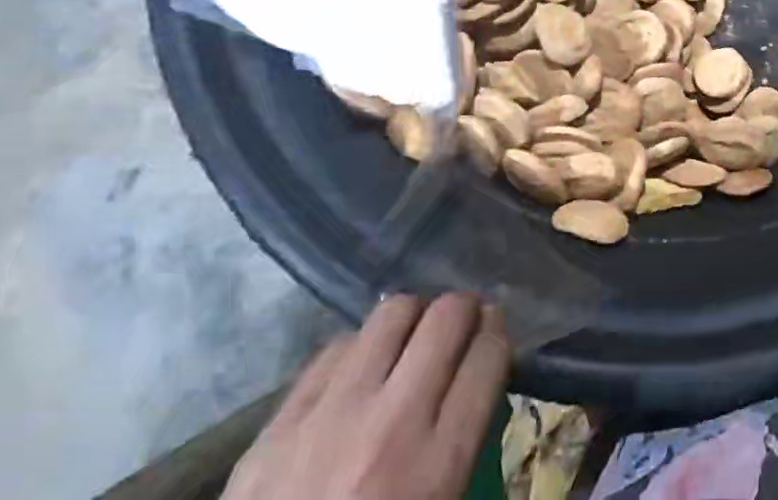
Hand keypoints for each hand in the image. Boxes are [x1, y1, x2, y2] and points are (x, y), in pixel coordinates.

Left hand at [223, 294, 509, 499]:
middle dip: (466, 310)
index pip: (487, 359)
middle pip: (446, 319)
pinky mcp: (279, 423)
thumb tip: (478, 386)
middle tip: (465, 323)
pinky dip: (359, 351)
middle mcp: (391, 425)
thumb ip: (469, 456)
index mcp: (439, 466)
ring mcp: (330, 416)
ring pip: (391, 314)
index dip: (499, 336)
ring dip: (414, 319)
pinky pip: (335, 349)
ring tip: (413, 338)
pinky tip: (360, 372)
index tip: (495, 335)